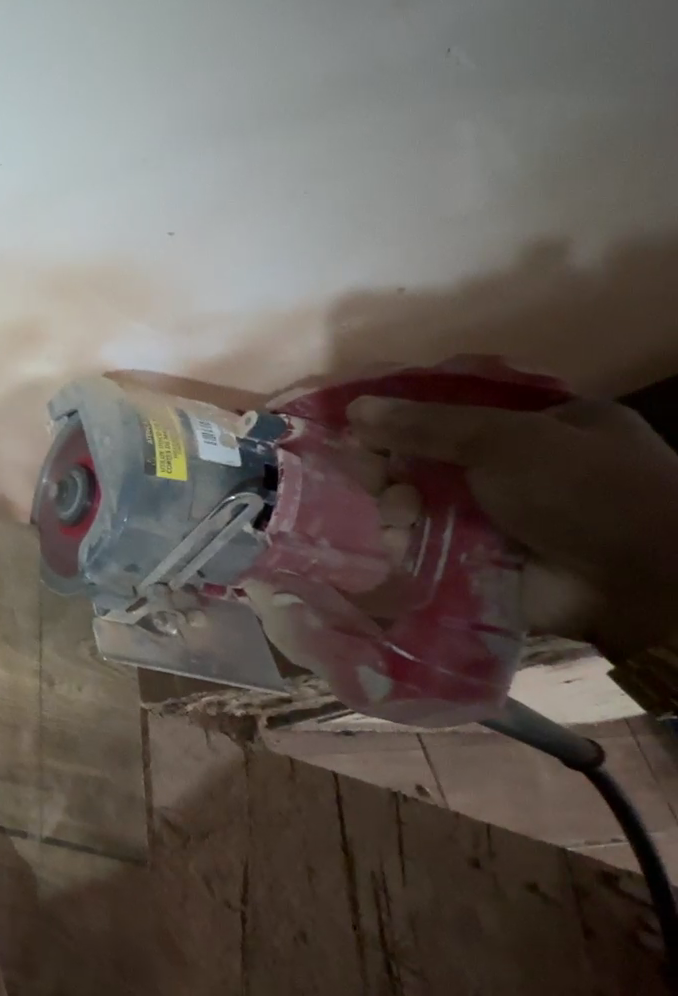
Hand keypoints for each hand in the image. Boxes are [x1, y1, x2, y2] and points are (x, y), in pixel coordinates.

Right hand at [346, 395, 677, 651]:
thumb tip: (353, 408)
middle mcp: (516, 468)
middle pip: (427, 457)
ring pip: (417, 502)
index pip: (456, 408)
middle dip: (389, 466)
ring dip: (392, 508)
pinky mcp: (476, 560)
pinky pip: (419, 544)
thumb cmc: (589, 493)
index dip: (403, 413)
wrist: (643, 587)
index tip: (356, 423)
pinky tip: (384, 542)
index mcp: (544, 424)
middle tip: (361, 473)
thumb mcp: (510, 440)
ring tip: (389, 516)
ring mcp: (495, 517)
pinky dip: (397, 544)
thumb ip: (428, 424)